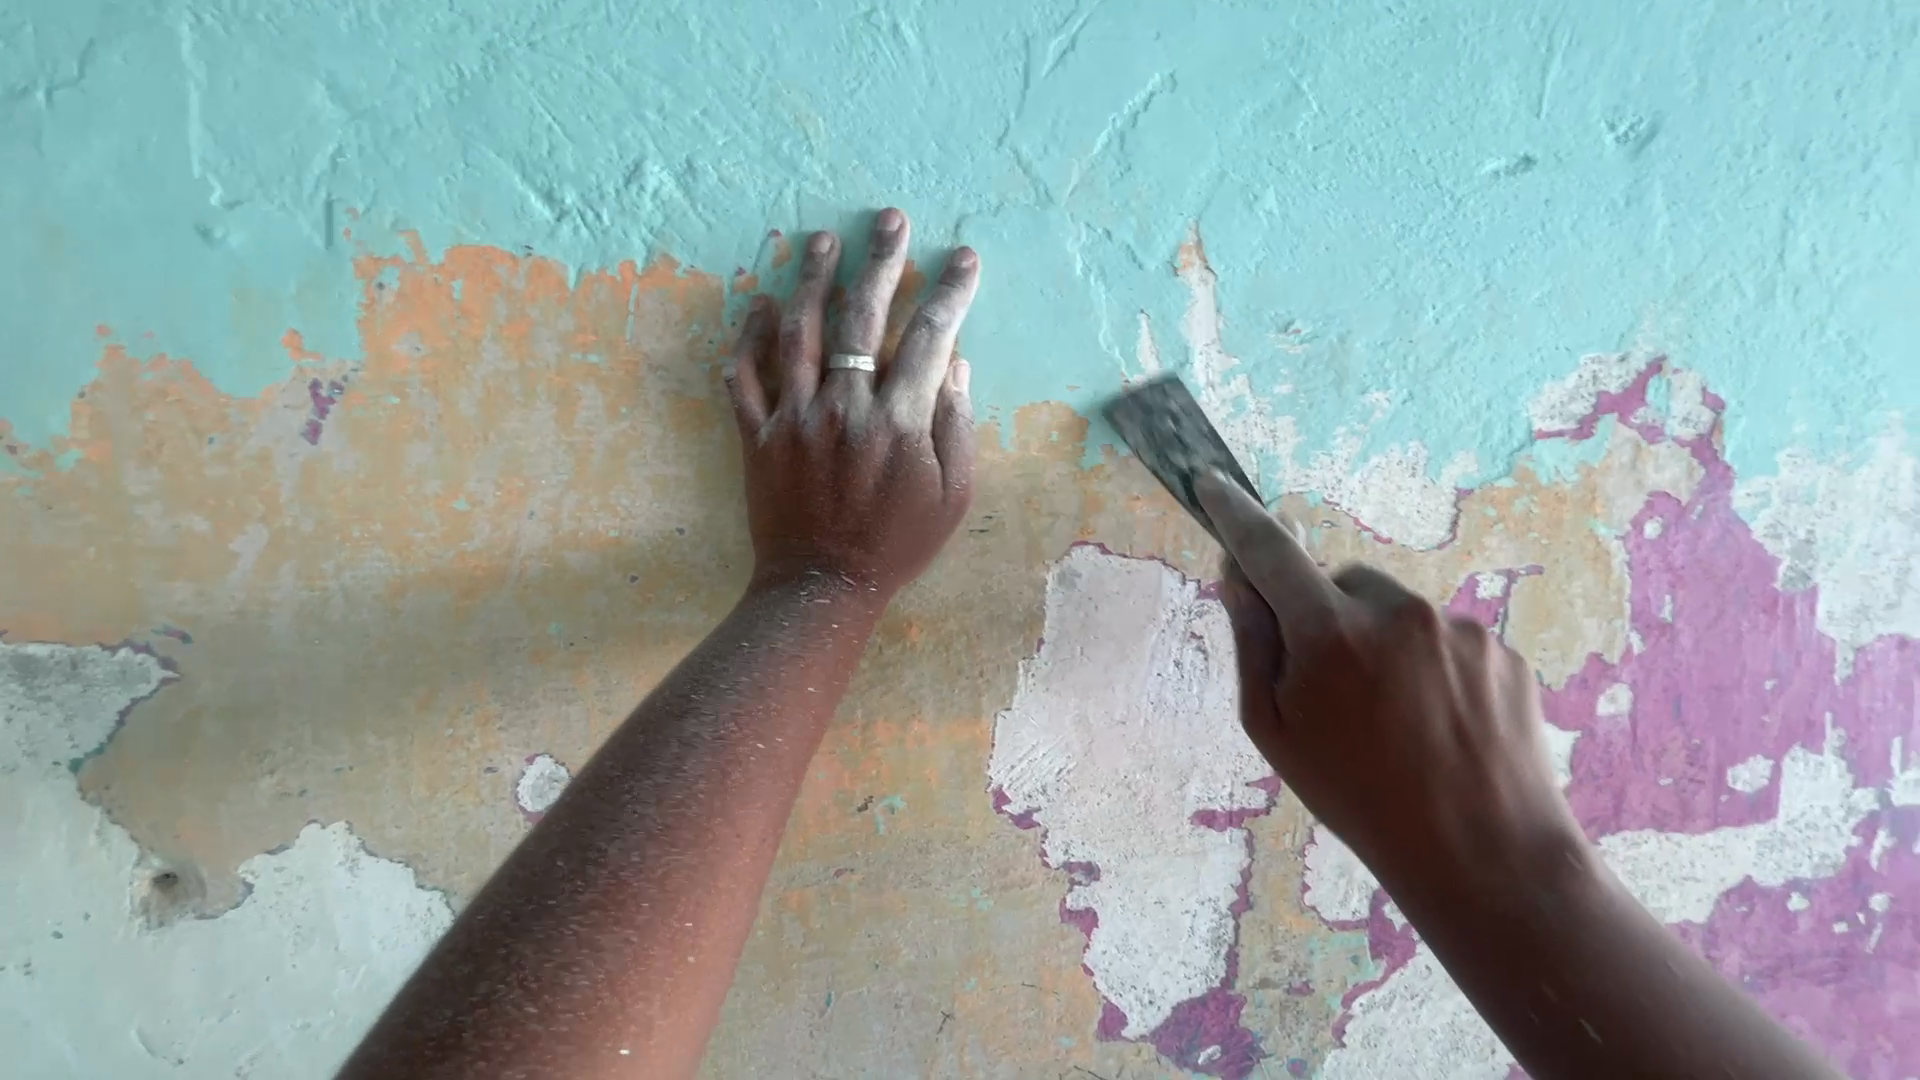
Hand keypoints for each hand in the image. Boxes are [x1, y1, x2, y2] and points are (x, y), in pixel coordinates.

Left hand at [725, 209, 980, 599]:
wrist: (822, 585)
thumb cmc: (897, 545)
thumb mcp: (951, 497)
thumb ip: (955, 428)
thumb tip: (956, 366)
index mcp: (898, 423)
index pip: (928, 338)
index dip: (949, 292)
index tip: (964, 257)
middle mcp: (844, 407)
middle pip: (860, 317)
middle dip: (880, 261)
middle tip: (889, 220)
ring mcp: (794, 418)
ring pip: (797, 331)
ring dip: (811, 278)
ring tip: (822, 240)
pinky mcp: (757, 436)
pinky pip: (744, 376)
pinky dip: (748, 337)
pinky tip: (758, 303)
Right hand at [1194, 471, 1585, 900]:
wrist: (1483, 855)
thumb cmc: (1352, 794)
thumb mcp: (1271, 728)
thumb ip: (1251, 641)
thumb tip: (1237, 576)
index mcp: (1329, 632)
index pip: (1268, 550)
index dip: (1235, 513)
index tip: (1212, 483)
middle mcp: (1396, 610)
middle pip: (1338, 581)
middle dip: (1323, 611)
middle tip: (1331, 683)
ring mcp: (1458, 626)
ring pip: (1392, 606)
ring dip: (1377, 637)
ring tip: (1391, 710)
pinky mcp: (1501, 646)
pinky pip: (1442, 632)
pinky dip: (1425, 658)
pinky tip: (1434, 716)